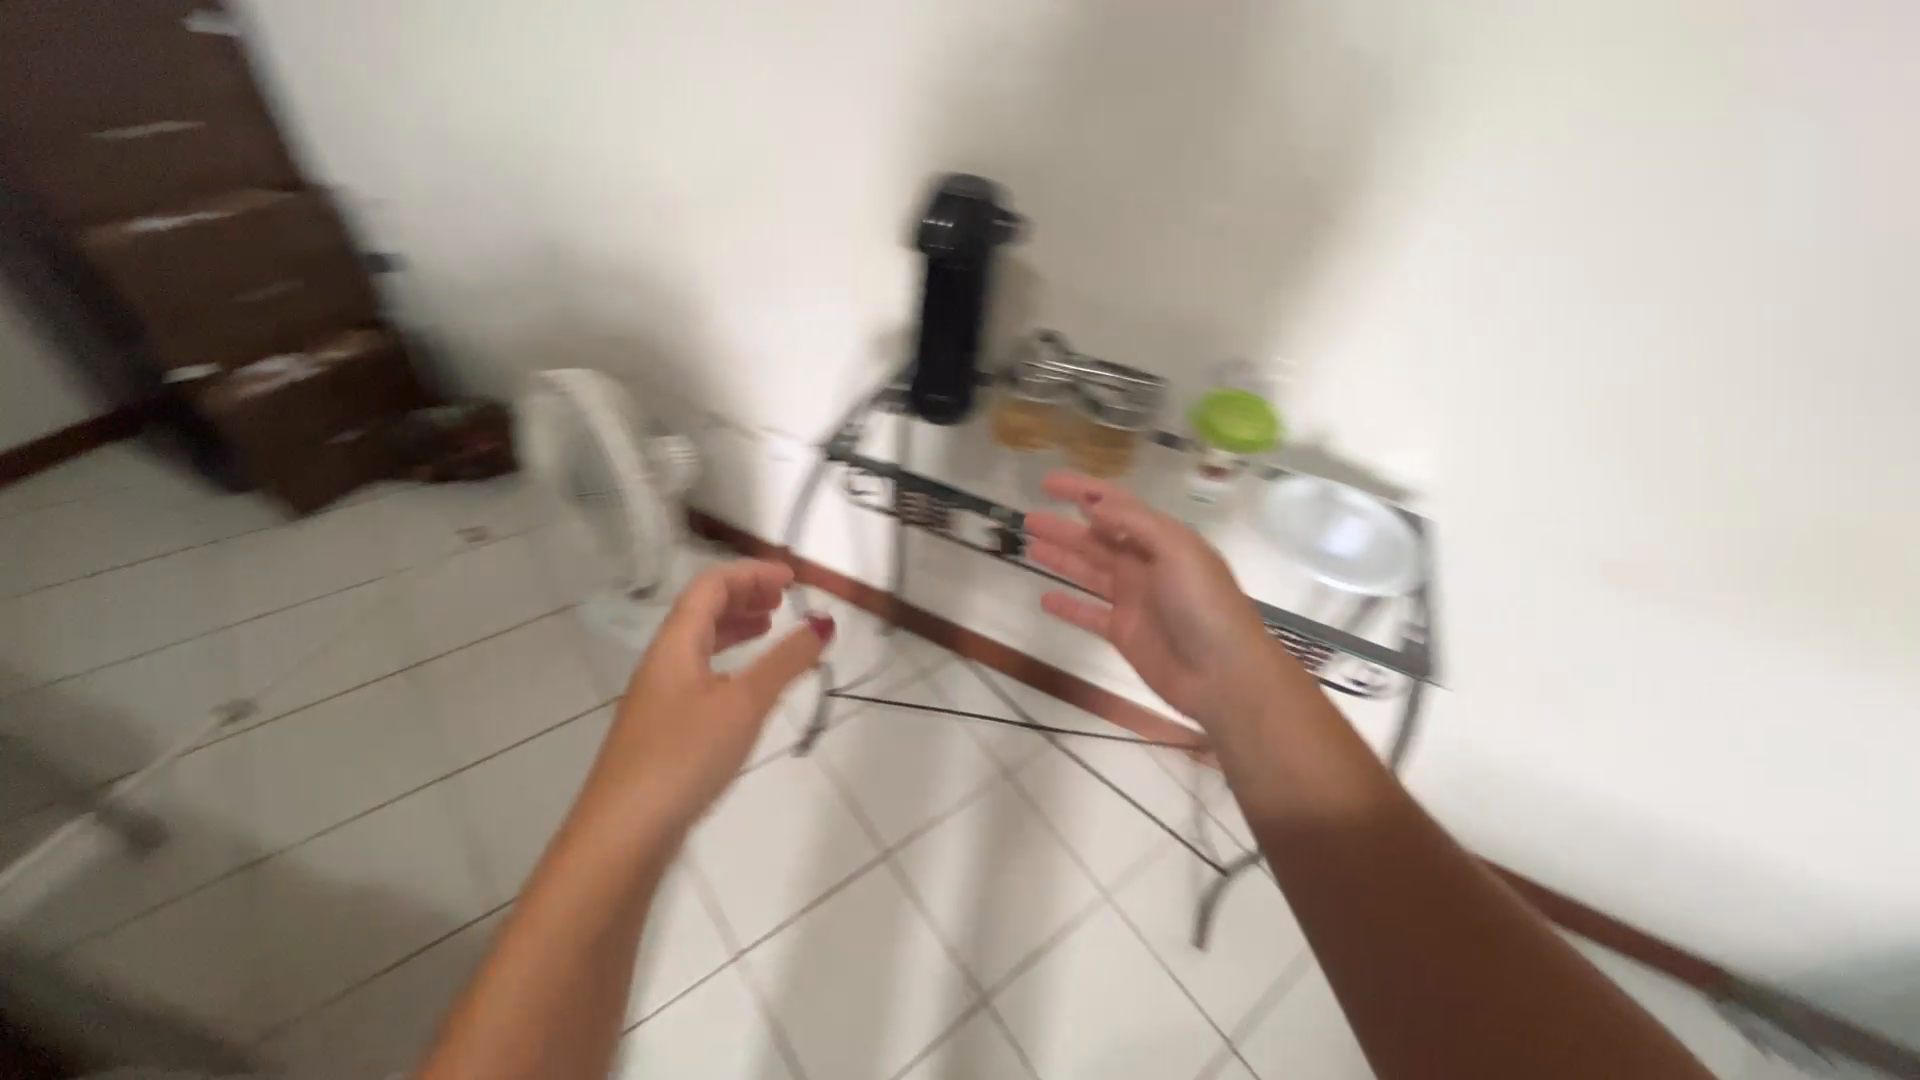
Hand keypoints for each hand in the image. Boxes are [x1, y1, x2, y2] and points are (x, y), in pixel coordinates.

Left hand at [582, 559, 832, 834]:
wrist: (622, 833)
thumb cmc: (683, 757)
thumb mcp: (744, 704)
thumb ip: (786, 662)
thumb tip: (823, 622)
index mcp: (676, 645)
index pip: (711, 586)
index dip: (751, 574)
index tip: (792, 579)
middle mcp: (663, 663)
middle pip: (702, 611)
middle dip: (744, 596)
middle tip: (784, 601)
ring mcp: (659, 697)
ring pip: (700, 645)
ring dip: (736, 629)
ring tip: (770, 631)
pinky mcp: (662, 729)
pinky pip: (700, 674)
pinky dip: (729, 664)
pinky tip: (746, 688)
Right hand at [1024, 471, 1288, 731]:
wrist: (1224, 674)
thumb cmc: (1205, 606)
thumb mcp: (1177, 550)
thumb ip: (1135, 523)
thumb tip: (1093, 503)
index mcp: (1162, 539)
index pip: (1116, 504)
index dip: (1082, 490)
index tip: (1047, 482)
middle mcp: (1145, 564)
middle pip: (1097, 538)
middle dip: (1064, 526)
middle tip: (1029, 518)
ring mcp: (1133, 599)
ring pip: (1088, 571)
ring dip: (1061, 557)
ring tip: (1030, 545)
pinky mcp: (1124, 632)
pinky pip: (1088, 614)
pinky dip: (1067, 606)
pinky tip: (1044, 599)